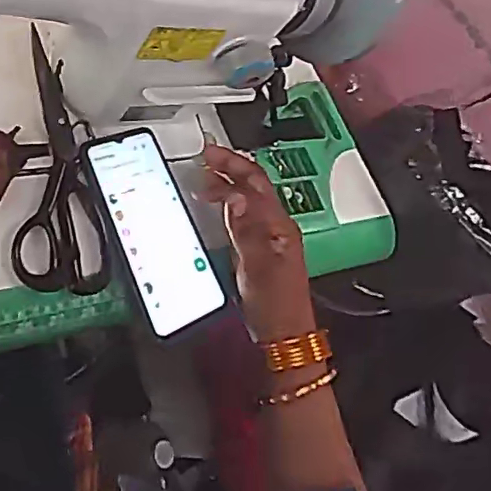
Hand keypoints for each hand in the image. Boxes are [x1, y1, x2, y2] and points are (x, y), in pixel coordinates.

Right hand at [201, 143, 314, 340]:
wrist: (284, 335)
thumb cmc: (275, 305)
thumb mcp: (257, 267)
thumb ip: (245, 229)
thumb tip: (235, 197)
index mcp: (279, 225)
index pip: (255, 183)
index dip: (233, 164)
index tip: (210, 155)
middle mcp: (276, 226)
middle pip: (254, 185)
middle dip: (230, 167)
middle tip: (206, 157)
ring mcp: (268, 236)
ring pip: (248, 198)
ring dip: (228, 182)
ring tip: (206, 175)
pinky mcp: (259, 248)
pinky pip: (243, 215)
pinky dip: (227, 202)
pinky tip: (216, 204)